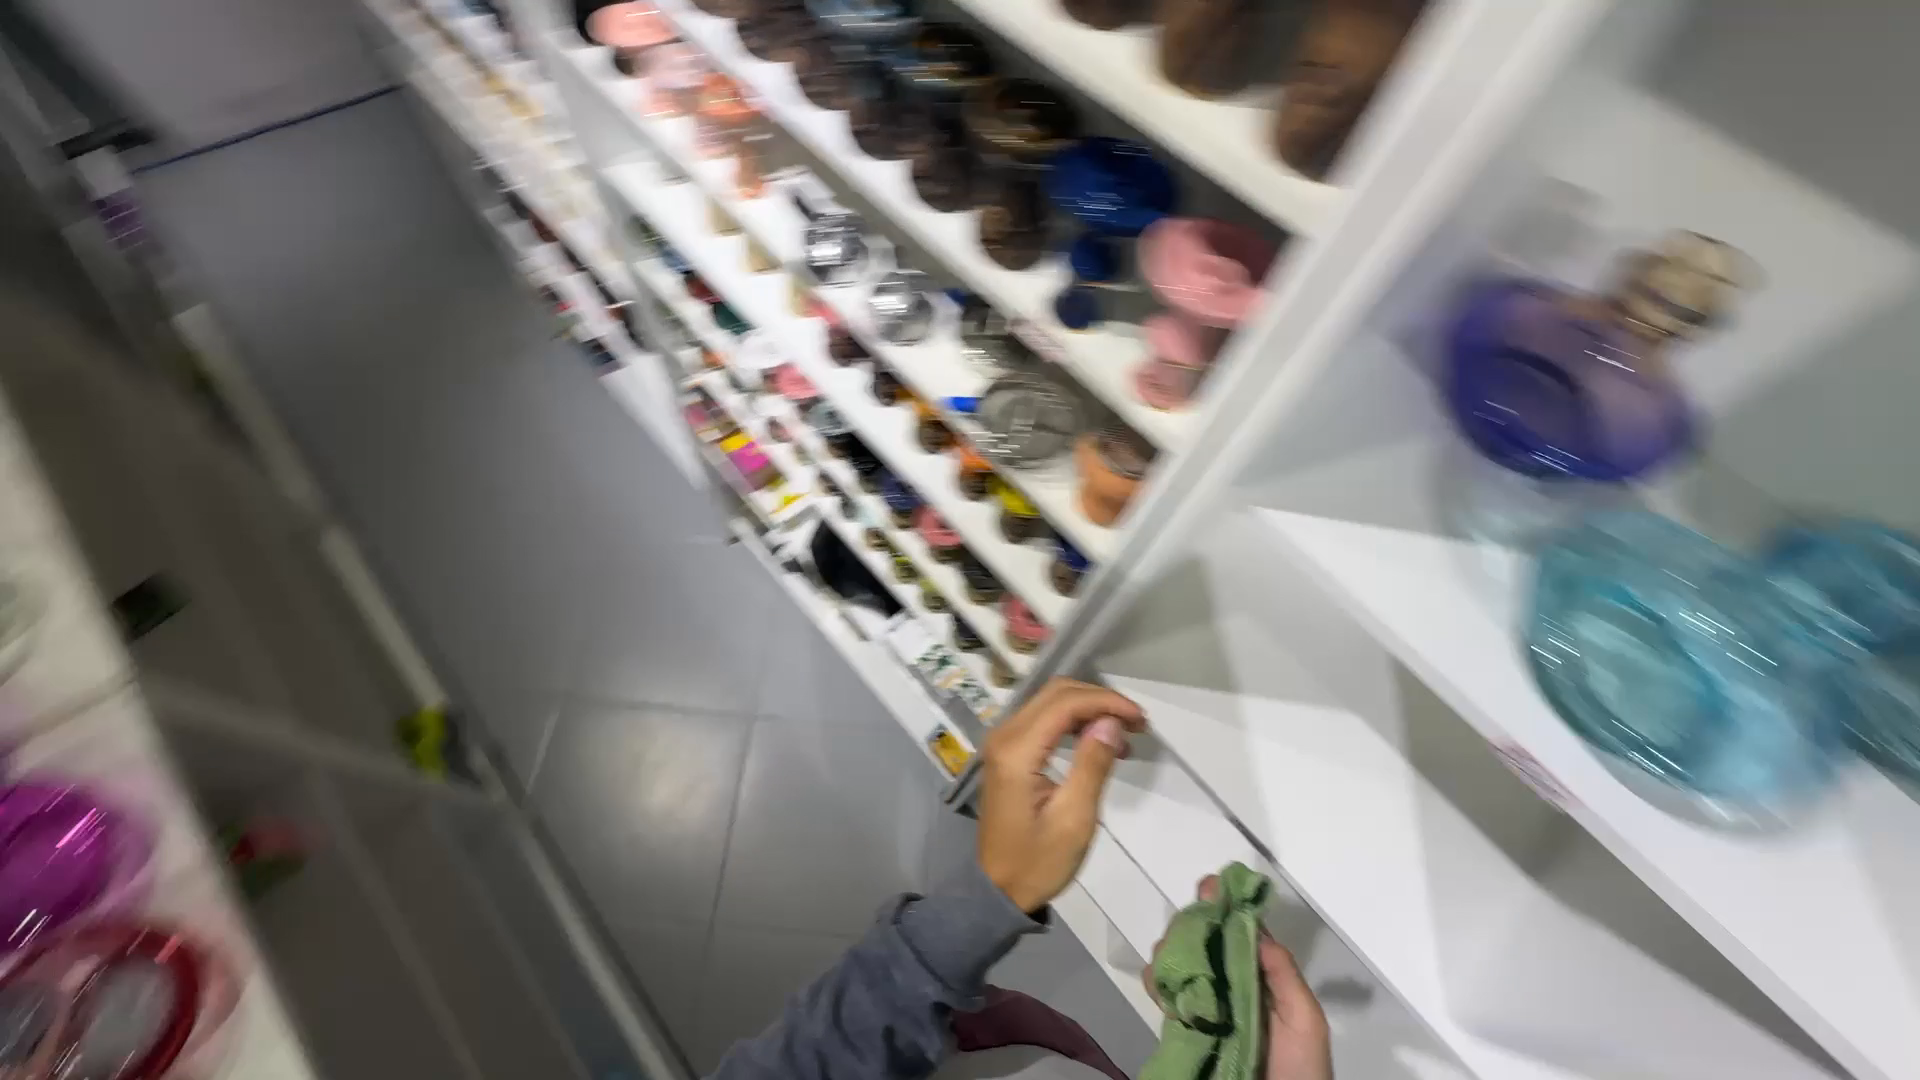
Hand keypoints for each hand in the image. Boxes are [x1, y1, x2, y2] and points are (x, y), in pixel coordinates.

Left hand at [977, 678, 1144, 912]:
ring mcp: (1002, 742)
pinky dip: (1073, 721)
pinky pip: (1042, 720)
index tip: (1140, 719)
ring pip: (1049, 702)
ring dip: (1088, 708)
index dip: (1106, 702)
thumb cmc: (1037, 861)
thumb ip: (1092, 764)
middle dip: (1099, 700)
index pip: (1064, 703)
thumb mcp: (1073, 818)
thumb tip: (1111, 722)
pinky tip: (1098, 741)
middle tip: (1136, 724)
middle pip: (1055, 693)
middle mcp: (1004, 735)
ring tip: (1124, 733)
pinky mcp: (1007, 752)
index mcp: (1016, 750)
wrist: (998, 890)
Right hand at [1147, 877, 1332, 1079]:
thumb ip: (1284, 974)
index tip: (1210, 888)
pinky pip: (1163, 993)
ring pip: (1178, 958)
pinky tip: (1162, 985)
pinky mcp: (1183, 1025)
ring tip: (1172, 956)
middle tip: (1188, 923)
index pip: (1238, 929)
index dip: (1222, 903)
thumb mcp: (1305, 1022)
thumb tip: (1252, 924)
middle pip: (1202, 936)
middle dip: (1190, 921)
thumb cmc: (1299, 1071)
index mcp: (1259, 975)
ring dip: (1170, 948)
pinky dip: (1157, 981)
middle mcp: (1230, 981)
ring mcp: (1205, 1003)